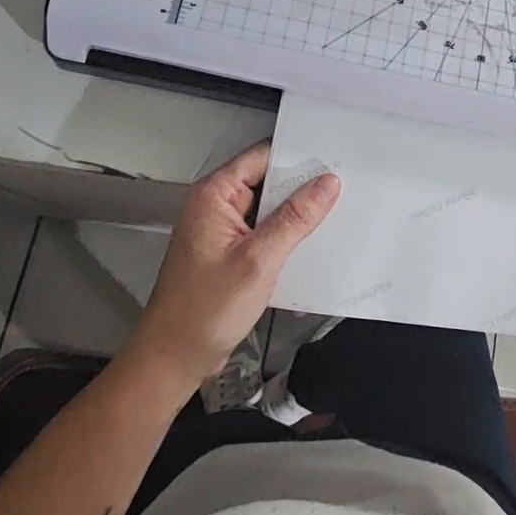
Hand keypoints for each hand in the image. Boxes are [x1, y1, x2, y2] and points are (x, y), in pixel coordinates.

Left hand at [127, 141, 341, 383]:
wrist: (175, 358)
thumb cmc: (202, 312)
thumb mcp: (258, 260)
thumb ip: (295, 218)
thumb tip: (326, 184)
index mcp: (214, 195)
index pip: (263, 156)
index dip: (297, 158)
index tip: (332, 164)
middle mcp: (216, 206)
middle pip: (268, 180)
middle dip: (302, 188)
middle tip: (340, 192)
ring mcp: (223, 229)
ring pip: (269, 208)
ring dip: (295, 215)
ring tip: (331, 218)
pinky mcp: (230, 251)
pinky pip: (264, 231)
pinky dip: (285, 237)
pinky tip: (308, 247)